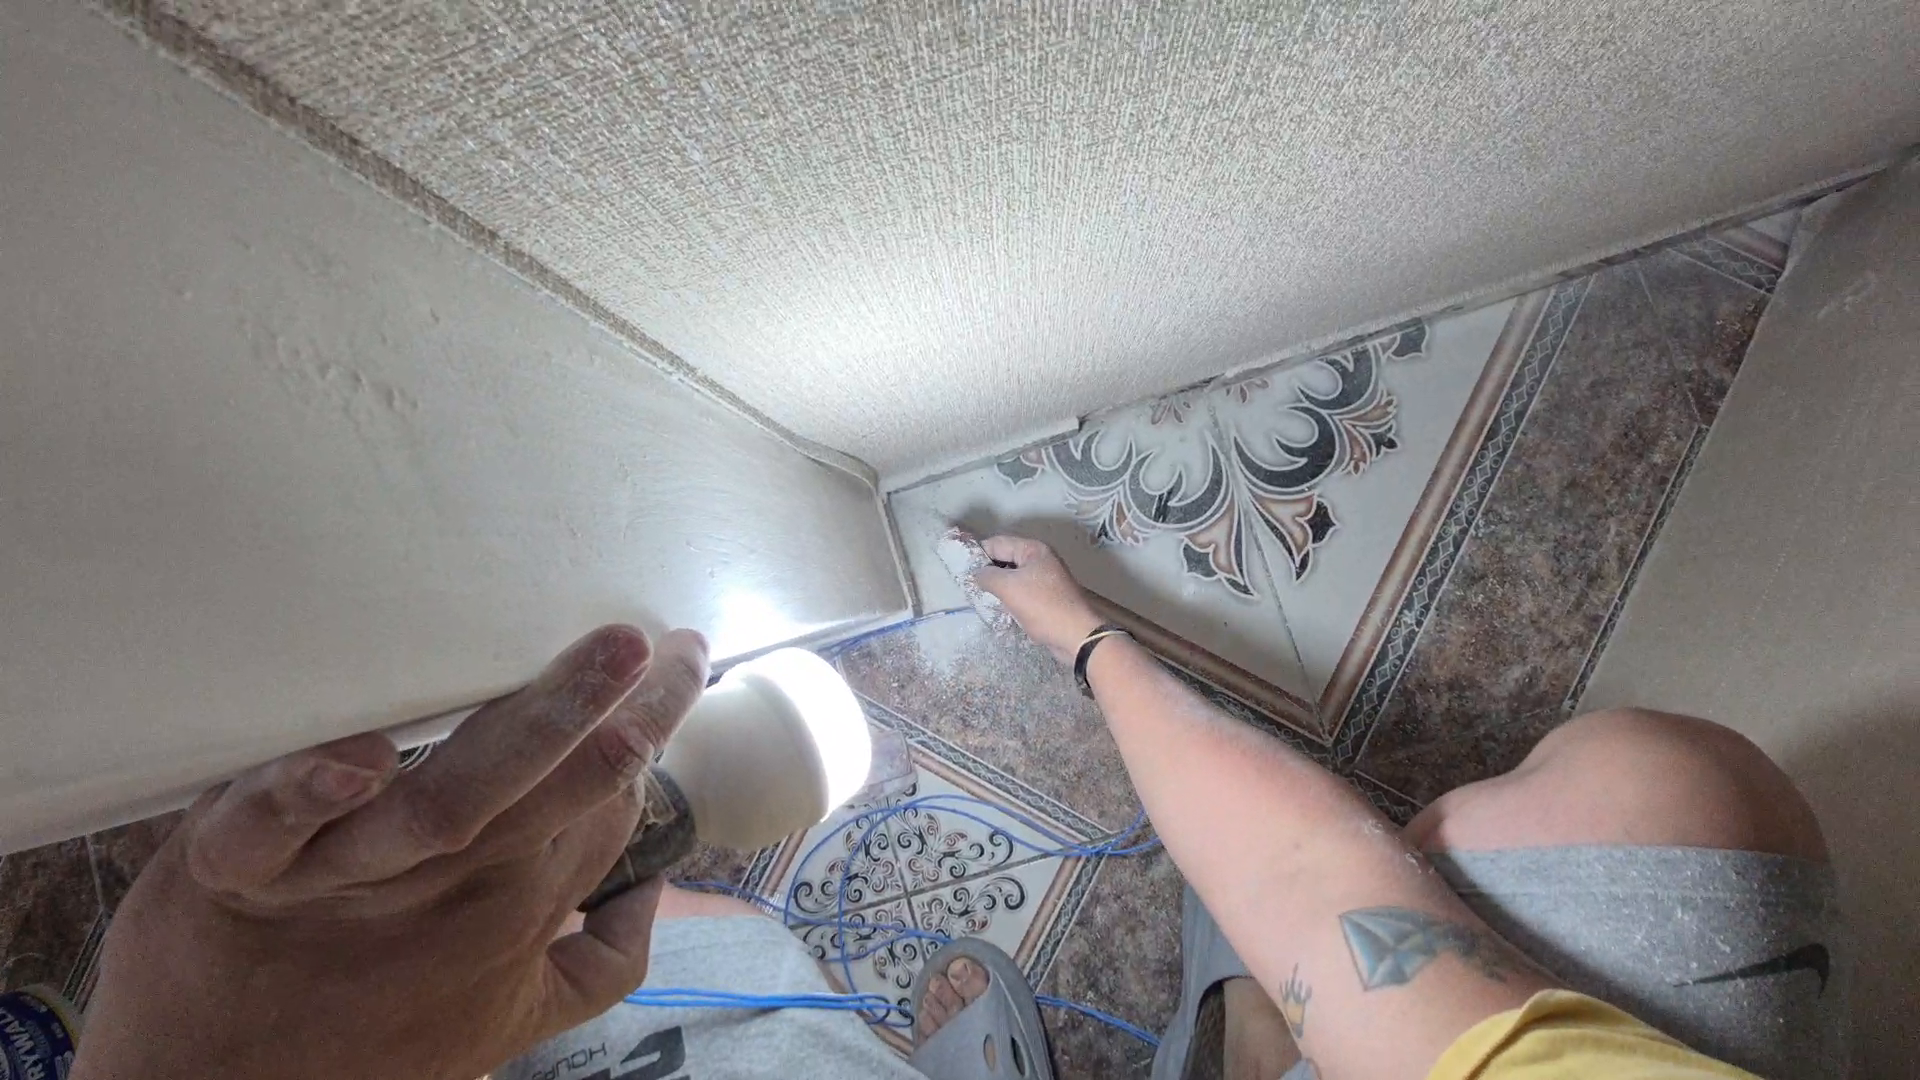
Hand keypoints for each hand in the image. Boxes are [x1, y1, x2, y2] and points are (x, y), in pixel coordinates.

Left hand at [72, 625, 711, 1079]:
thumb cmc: (377, 1042)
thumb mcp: (512, 1020)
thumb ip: (602, 962)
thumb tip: (655, 893)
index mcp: (526, 902)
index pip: (615, 799)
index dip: (655, 724)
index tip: (683, 657)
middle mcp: (463, 881)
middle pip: (567, 789)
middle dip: (635, 714)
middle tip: (677, 645)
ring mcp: (356, 878)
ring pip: (459, 799)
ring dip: (541, 725)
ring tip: (612, 653)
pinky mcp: (236, 876)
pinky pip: (268, 831)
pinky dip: (306, 793)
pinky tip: (361, 757)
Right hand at [971, 534, 1103, 665]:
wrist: (1075, 635)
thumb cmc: (1042, 606)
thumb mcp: (1009, 587)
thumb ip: (987, 575)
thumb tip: (976, 573)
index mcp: (1033, 550)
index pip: (998, 543)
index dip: (978, 553)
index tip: (960, 567)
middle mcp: (1039, 560)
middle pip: (1005, 559)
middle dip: (987, 571)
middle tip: (967, 584)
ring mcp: (1044, 580)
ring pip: (1012, 578)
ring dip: (997, 587)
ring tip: (979, 597)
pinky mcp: (1045, 598)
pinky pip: (1020, 592)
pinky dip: (1008, 598)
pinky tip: (996, 608)